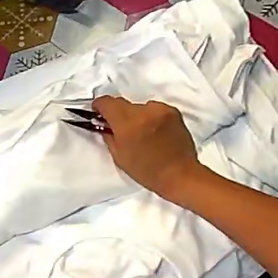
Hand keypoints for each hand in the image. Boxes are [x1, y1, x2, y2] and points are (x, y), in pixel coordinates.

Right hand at [92, 96, 207, 200]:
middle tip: (119, 127)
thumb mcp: (120, 157)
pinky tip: (154, 132)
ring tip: (141, 133)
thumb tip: (104, 125)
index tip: (98, 112)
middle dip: (118, 113)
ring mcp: (160, 110)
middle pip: (123, 103)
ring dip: (136, 116)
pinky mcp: (173, 111)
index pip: (107, 102)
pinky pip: (155, 109)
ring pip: (139, 106)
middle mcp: (143, 112)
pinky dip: (151, 117)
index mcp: (127, 124)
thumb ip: (109, 136)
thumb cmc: (147, 171)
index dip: (99, 106)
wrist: (179, 174)